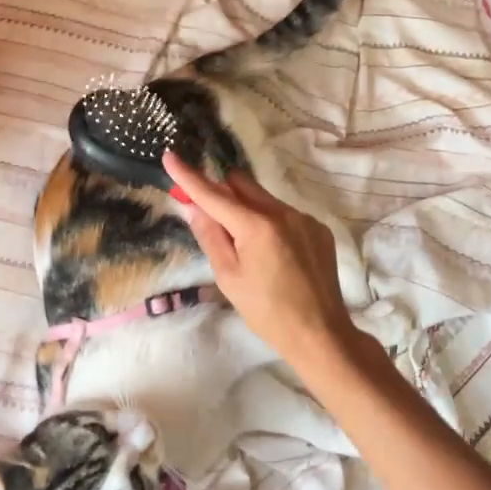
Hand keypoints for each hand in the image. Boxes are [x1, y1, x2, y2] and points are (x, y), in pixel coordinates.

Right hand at [163, 152, 358, 366]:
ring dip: (247, 209)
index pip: (213, 194)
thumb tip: (194, 206)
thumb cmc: (267, 312)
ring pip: (264, 198)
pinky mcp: (319, 229)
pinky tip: (274, 255)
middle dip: (220, 191)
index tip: (170, 155)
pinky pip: (285, 214)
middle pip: (241, 183)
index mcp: (256, 226)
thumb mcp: (229, 277)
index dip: (188, 175)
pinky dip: (270, 223)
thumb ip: (210, 236)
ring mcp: (304, 218)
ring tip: (246, 246)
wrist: (321, 334)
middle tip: (208, 213)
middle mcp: (282, 212)